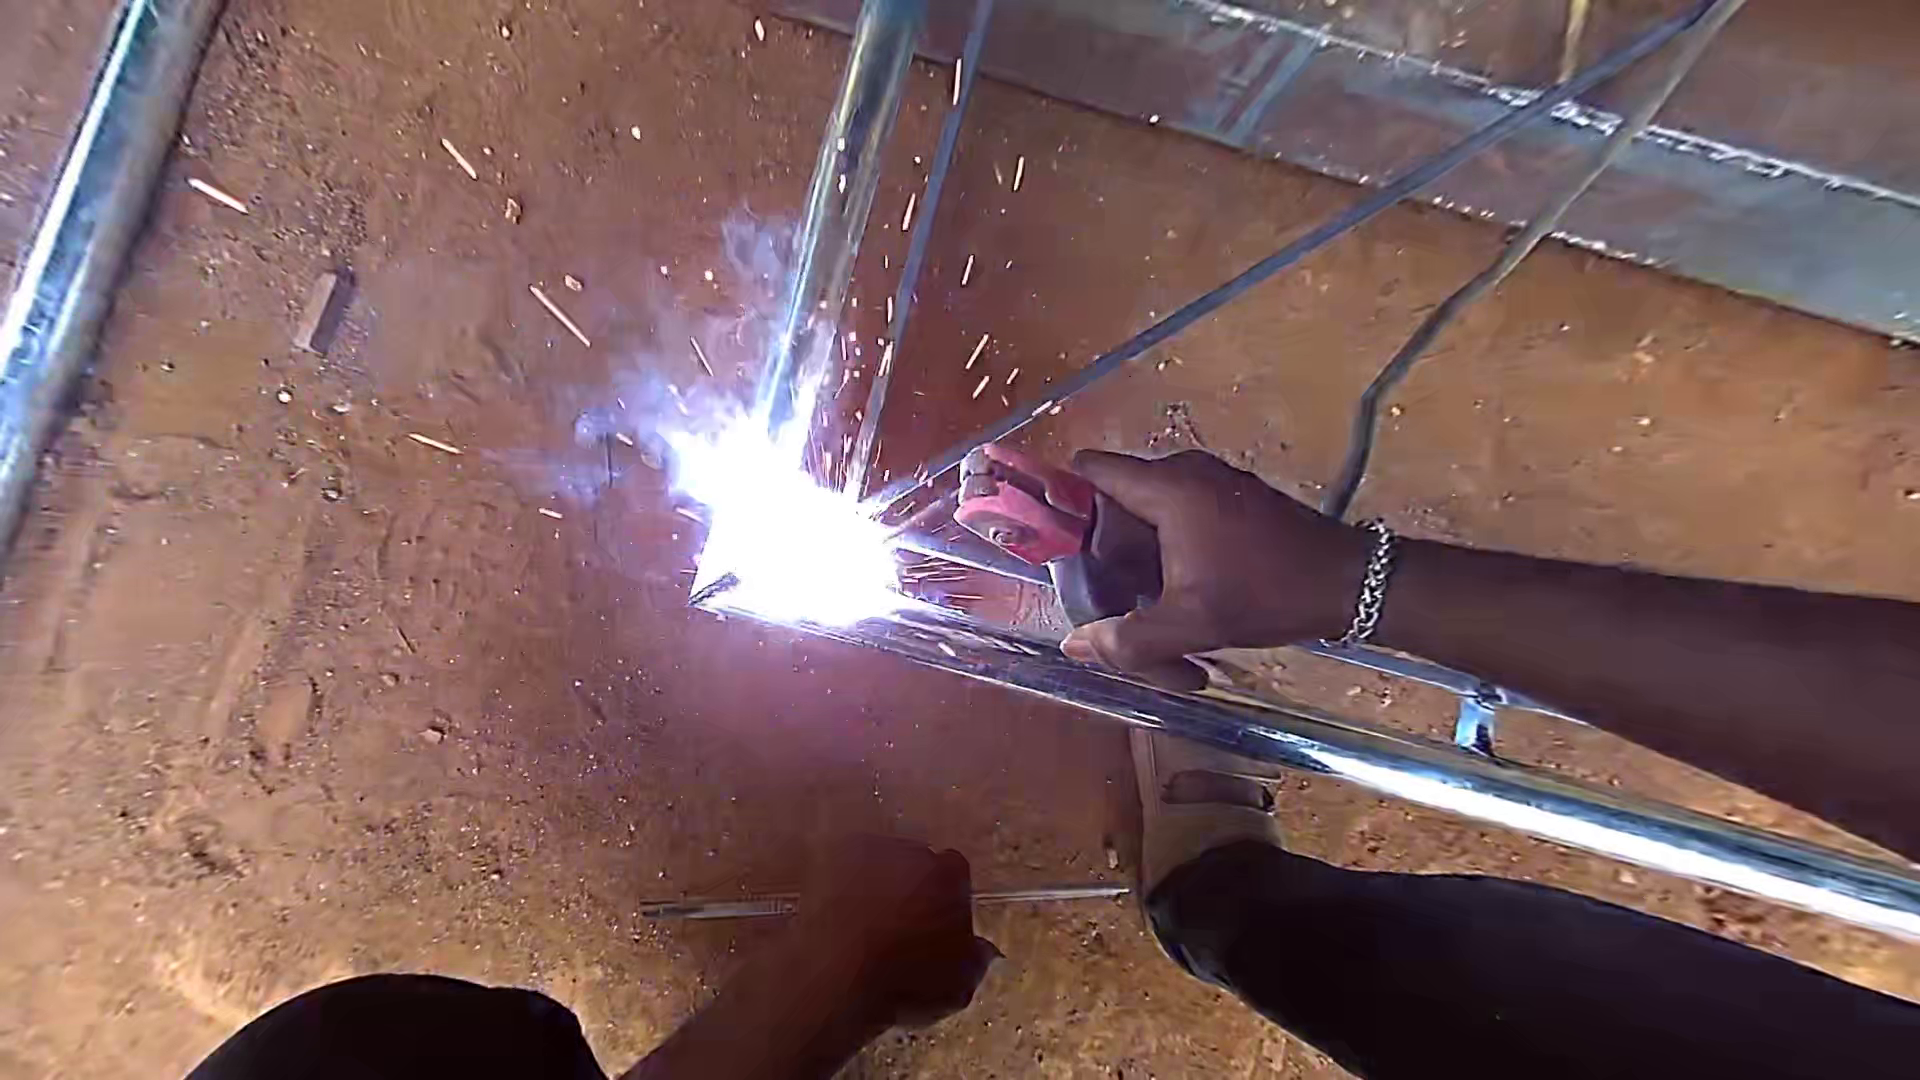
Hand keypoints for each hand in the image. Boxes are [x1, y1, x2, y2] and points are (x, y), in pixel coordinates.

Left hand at [789, 837, 996, 1028]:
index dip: (947, 897)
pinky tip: (842, 912)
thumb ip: (976, 960)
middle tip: (902, 922)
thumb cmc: (906, 981)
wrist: (840, 972)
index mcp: (950, 876)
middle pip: (920, 863)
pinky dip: (848, 882)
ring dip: (882, 883)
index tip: (937, 923)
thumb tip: (984, 948)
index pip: (956, 873)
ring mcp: (876, 851)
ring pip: (885, 862)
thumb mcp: (957, 986)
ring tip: (868, 920)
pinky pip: (849, 865)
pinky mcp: (839, 856)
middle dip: (915, 886)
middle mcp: (917, 852)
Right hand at [1062, 450, 1367, 689]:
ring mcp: (1207, 484)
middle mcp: (1181, 474)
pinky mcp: (1225, 501)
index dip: (1062, 501)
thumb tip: (1072, 647)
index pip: (1089, 470)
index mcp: (1166, 487)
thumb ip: (1127, 639)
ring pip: (1143, 519)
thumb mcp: (1193, 623)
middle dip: (1104, 556)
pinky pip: (1172, 520)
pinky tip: (1177, 597)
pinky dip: (1162, 556)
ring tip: (1148, 610)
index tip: (1056, 548)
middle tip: (1108, 600)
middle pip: (1113, 505)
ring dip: (1137, 564)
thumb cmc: (1269, 592)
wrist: (1354, 584)